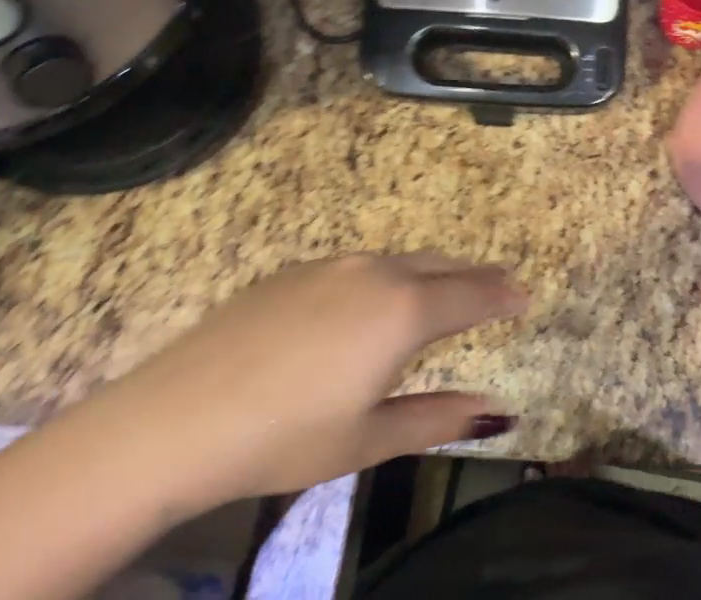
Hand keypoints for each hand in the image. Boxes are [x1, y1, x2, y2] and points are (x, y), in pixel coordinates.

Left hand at [78, 253, 527, 517]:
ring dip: (429, 273)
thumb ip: (438, 418)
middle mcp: (373, 273)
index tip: (525, 295)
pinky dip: (384, 277)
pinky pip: (356, 267)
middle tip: (498, 285)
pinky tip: (370, 302)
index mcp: (403, 311)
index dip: (503, 295)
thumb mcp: (369, 439)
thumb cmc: (285, 438)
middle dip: (474, 276)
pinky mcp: (289, 273)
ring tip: (442, 290)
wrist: (174, 419)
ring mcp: (327, 266)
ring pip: (396, 261)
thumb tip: (497, 410)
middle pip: (439, 266)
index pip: (472, 294)